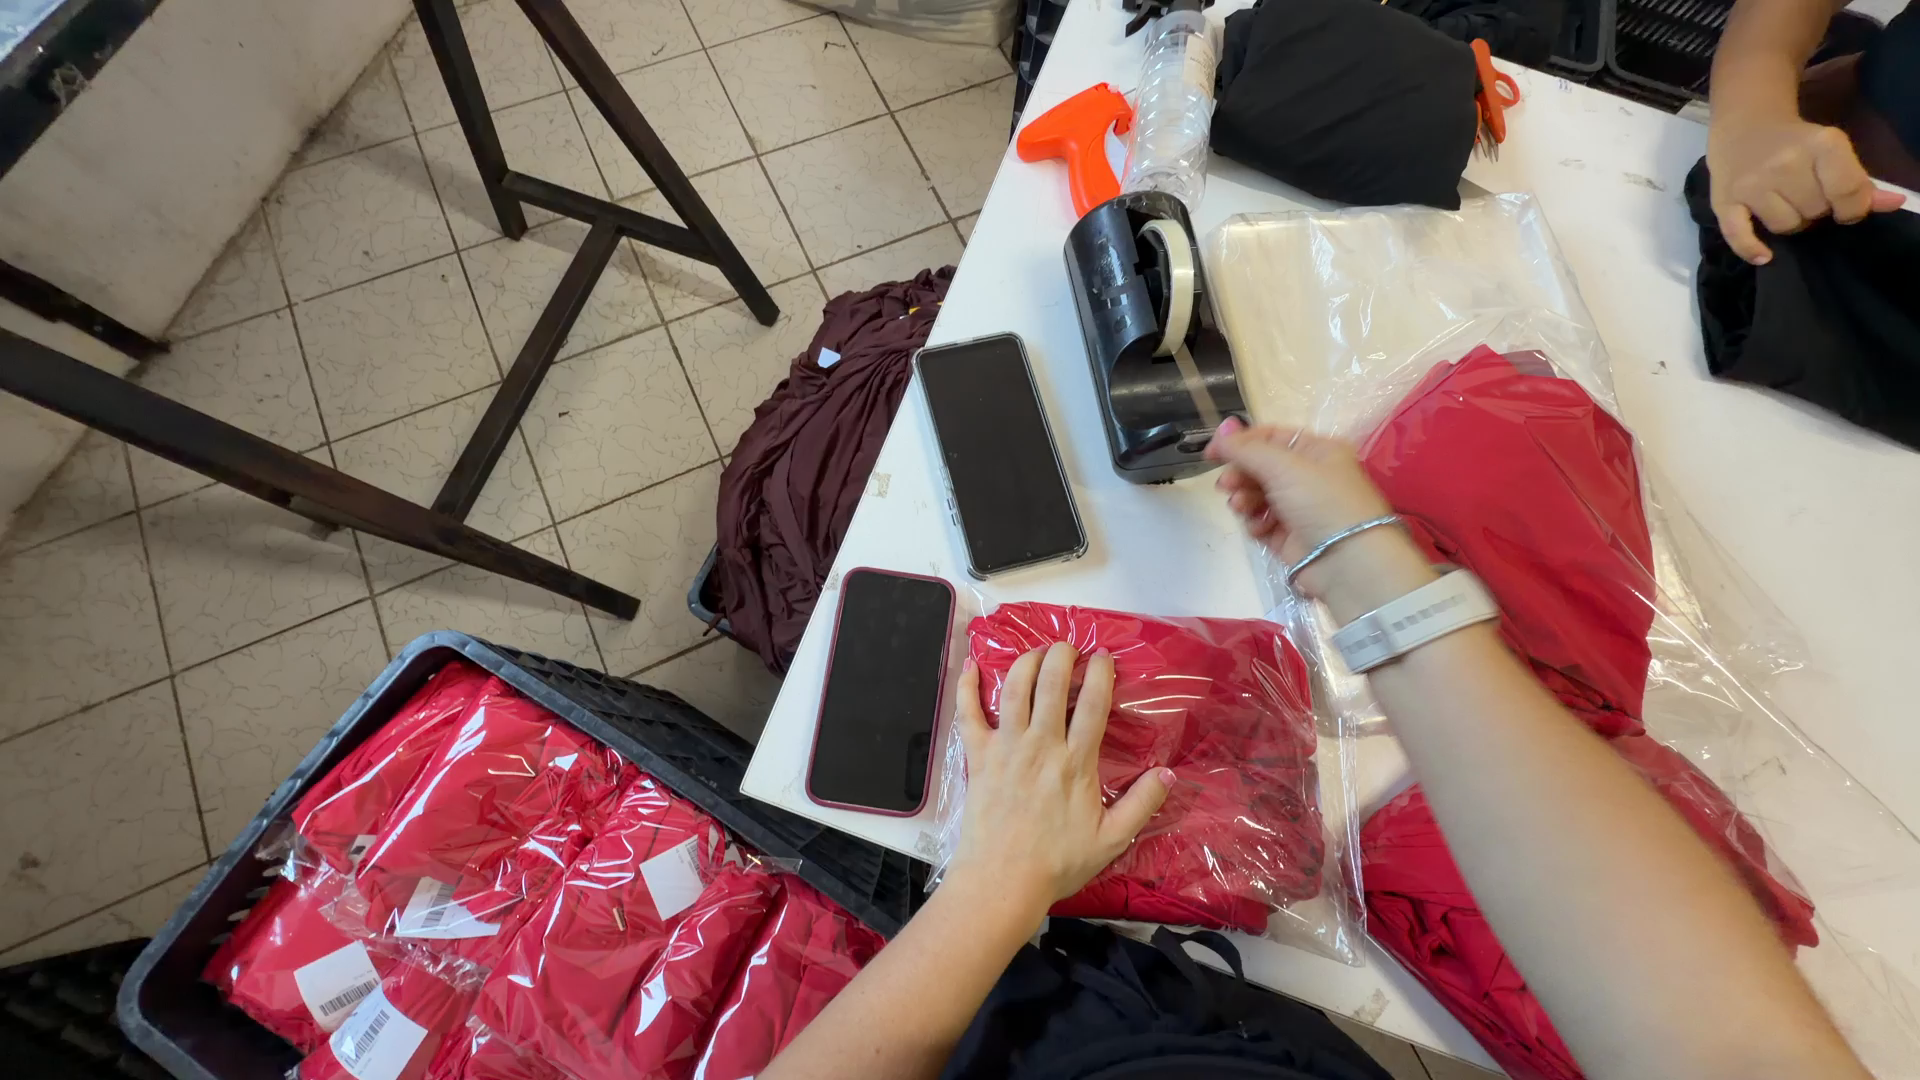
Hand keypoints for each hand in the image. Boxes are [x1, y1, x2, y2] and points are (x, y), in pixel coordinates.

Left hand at [946, 643, 1171, 924]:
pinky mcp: (977, 755)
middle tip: (1069, 647)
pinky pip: (968, 714)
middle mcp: (1041, 744)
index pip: (1093, 704)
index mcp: (1076, 762)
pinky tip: (969, 666)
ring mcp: (1006, 746)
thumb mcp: (1111, 839)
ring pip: (1014, 689)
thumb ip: (1142, 804)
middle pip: (1052, 684)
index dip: (1101, 674)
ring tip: (1036, 652)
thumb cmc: (1057, 862)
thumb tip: (1169, 772)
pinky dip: (966, 687)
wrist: (1002, 881)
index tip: (1104, 657)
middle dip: (1062, 656)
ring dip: (1025, 662)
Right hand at [1206, 417, 1434, 617]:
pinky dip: (1255, 523)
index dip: (1239, 443)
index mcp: (1316, 450)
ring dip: (1244, 499)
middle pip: (1259, 467)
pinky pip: (1260, 521)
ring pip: (1256, 495)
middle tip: (1226, 486)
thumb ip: (1246, 449)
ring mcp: (1298, 507)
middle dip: (1240, 475)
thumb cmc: (1323, 503)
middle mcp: (1308, 476)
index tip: (1211, 453)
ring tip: (1242, 508)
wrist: (1348, 562)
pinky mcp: (1288, 535)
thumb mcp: (1285, 467)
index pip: (1269, 437)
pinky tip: (1259, 528)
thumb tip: (1220, 430)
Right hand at [1707, 115, 1904, 263]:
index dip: (1854, 208)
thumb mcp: (1831, 153)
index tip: (1849, 212)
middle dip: (1817, 212)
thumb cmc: (1793, 143)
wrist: (1744, 131)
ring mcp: (1750, 186)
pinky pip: (1738, 234)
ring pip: (1784, 224)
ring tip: (1788, 212)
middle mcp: (1784, 165)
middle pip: (1814, 209)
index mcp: (1821, 145)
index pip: (1847, 189)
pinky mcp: (1723, 203)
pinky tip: (1764, 257)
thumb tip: (1894, 204)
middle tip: (1810, 203)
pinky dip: (1751, 249)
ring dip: (1791, 224)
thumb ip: (1858, 180)